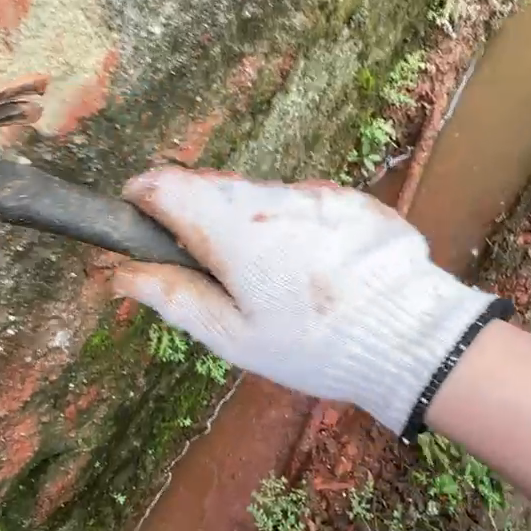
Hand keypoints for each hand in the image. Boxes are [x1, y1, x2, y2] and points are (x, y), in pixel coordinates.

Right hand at [113, 168, 503, 432]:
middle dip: (200, 220)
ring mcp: (318, 193)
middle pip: (213, 189)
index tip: (140, 223)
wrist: (410, 339)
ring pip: (262, 196)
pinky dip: (298, 227)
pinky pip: (307, 204)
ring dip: (253, 225)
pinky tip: (318, 270)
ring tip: (278, 280)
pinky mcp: (353, 199)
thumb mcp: (235, 337)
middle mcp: (273, 196)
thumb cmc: (314, 346)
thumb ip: (174, 297)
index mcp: (233, 228)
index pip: (164, 184)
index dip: (142, 199)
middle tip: (217, 272)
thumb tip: (120, 273)